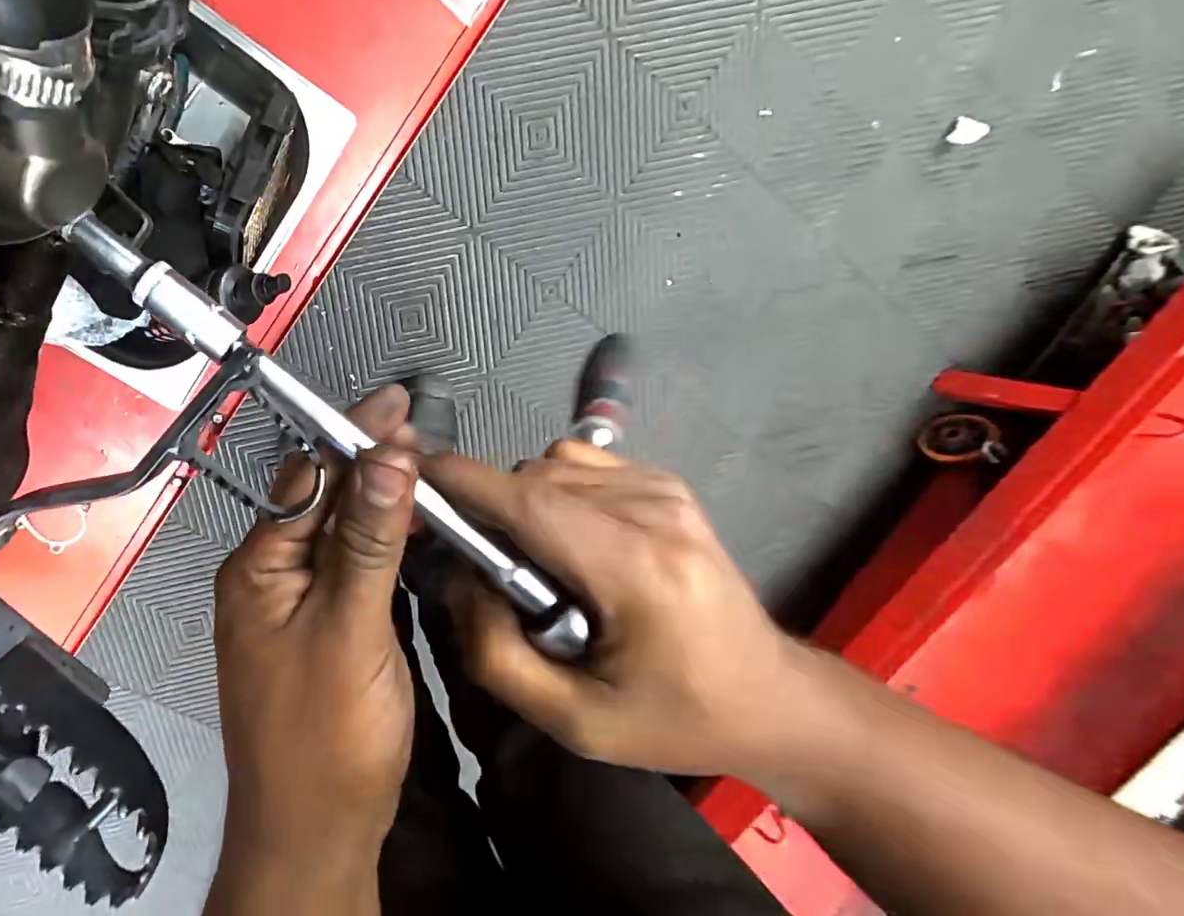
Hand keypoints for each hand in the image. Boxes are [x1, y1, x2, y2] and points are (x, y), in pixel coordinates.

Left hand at [207, 385, 418, 912]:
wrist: (318, 830)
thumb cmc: (322, 739)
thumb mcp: (347, 627)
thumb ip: (367, 542)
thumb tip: (387, 461)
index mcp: (258, 567)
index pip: (306, 478)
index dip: (351, 438)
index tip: (393, 406)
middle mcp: (271, 574)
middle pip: (323, 498)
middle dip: (369, 461)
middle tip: (415, 429)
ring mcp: (299, 599)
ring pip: (342, 529)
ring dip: (380, 496)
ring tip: (422, 465)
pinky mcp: (327, 622)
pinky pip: (355, 563)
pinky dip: (384, 538)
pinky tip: (412, 522)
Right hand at [423, 440, 812, 778]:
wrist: (773, 699)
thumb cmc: (674, 717)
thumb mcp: (574, 721)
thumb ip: (495, 653)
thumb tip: (460, 577)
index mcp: (639, 571)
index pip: (530, 503)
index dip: (462, 481)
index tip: (411, 471)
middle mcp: (655, 512)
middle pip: (532, 480)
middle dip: (492, 511)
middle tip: (496, 571)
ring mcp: (666, 489)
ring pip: (550, 464)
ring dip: (522, 501)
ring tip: (543, 559)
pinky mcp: (668, 481)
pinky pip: (577, 462)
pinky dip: (552, 489)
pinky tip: (572, 536)